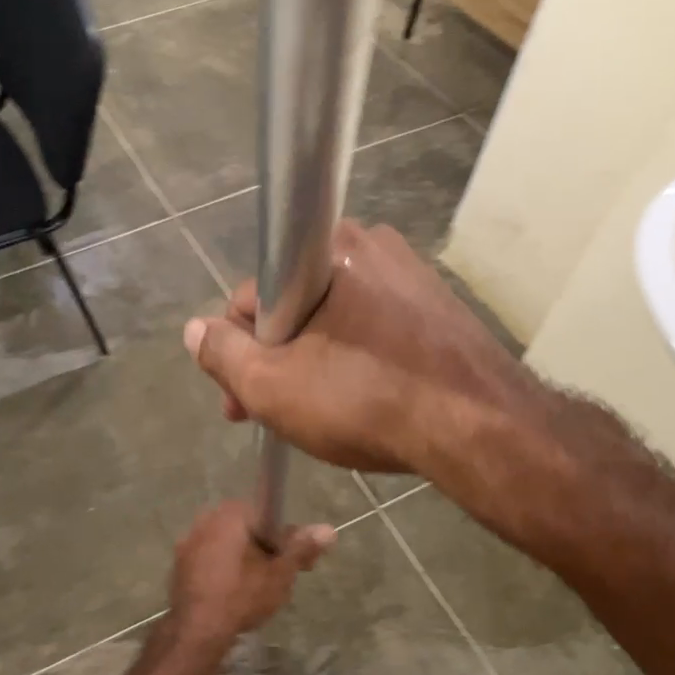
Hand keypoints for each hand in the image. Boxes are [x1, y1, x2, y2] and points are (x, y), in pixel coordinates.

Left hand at [168, 501, 334, 645]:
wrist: (197, 629)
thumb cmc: (243, 595)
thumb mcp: (280, 573)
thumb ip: (302, 548)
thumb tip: (328, 530)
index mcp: (232, 514)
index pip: (270, 514)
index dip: (288, 538)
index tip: (302, 562)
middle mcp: (207, 518)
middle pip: (249, 528)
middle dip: (268, 548)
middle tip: (283, 578)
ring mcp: (190, 540)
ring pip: (229, 544)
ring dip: (246, 559)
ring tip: (259, 590)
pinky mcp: (180, 563)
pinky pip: (211, 558)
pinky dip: (224, 569)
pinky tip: (233, 593)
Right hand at [182, 220, 540, 474]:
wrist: (479, 430)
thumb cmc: (365, 400)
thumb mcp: (272, 387)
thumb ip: (222, 354)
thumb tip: (195, 331)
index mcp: (325, 249)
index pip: (253, 297)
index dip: (237, 351)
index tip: (239, 402)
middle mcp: (369, 244)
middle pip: (293, 304)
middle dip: (274, 359)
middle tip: (269, 416)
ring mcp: (410, 273)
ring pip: (334, 317)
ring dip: (312, 360)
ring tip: (316, 416)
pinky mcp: (439, 306)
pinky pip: (374, 326)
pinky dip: (355, 358)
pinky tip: (362, 400)